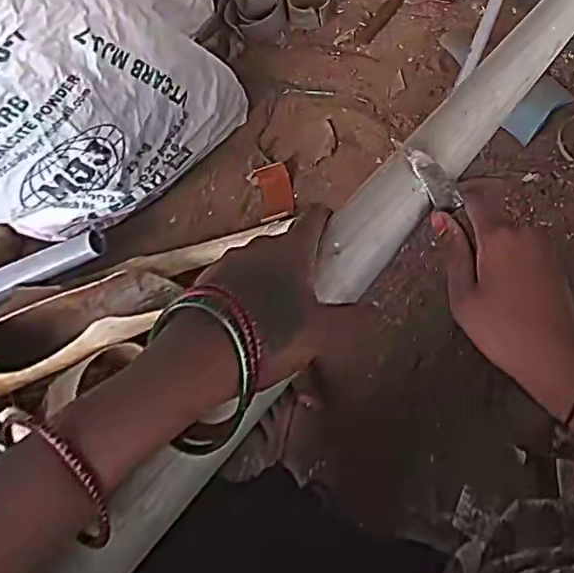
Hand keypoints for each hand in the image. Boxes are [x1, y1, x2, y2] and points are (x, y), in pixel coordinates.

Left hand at [196, 205, 333, 387]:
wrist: (202, 355)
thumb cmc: (266, 335)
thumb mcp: (319, 334)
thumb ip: (349, 321)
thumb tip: (372, 313)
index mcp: (292, 248)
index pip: (314, 217)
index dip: (326, 219)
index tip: (334, 227)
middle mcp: (260, 246)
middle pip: (286, 243)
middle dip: (298, 262)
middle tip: (310, 289)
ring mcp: (230, 261)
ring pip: (257, 263)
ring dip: (268, 279)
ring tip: (275, 314)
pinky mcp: (207, 281)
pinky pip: (233, 281)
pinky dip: (242, 294)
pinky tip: (246, 323)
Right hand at [436, 182, 573, 419]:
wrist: (556, 357)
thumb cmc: (506, 331)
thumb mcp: (464, 296)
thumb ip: (453, 253)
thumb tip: (444, 221)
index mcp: (498, 235)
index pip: (475, 198)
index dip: (457, 201)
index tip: (445, 216)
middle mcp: (524, 231)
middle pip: (492, 217)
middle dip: (476, 235)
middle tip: (468, 271)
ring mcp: (543, 244)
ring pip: (508, 234)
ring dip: (496, 249)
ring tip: (492, 289)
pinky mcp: (554, 258)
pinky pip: (524, 247)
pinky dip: (513, 260)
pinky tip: (510, 292)